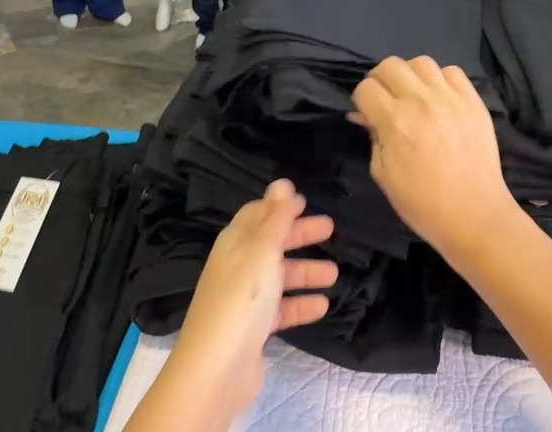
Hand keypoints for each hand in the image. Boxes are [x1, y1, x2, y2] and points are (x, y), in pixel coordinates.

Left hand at [169, 180, 336, 419]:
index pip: (257, 214)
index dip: (279, 206)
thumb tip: (283, 183)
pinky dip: (300, 304)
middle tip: (331, 229)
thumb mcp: (262, 250)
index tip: (305, 201)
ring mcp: (244, 298)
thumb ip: (276, 218)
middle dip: (299, 235)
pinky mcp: (253, 328)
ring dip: (305, 271)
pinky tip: (323, 306)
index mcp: (235, 242)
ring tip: (335, 274)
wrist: (216, 368)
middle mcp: (237, 265)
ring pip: (279, 277)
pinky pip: (281, 309)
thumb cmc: (241, 298)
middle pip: (271, 243)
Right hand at [350, 56, 519, 255]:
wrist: (475, 214)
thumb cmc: (423, 203)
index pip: (366, 88)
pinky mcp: (473, 101)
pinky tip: (440, 98)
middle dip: (380, 79)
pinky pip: (453, 72)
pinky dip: (441, 79)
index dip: (361, 99)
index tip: (367, 112)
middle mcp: (421, 101)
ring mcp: (451, 98)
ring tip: (414, 94)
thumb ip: (373, 139)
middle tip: (385, 98)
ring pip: (421, 62)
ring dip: (411, 75)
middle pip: (390, 65)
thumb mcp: (384, 174)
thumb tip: (365, 116)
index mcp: (395, 121)